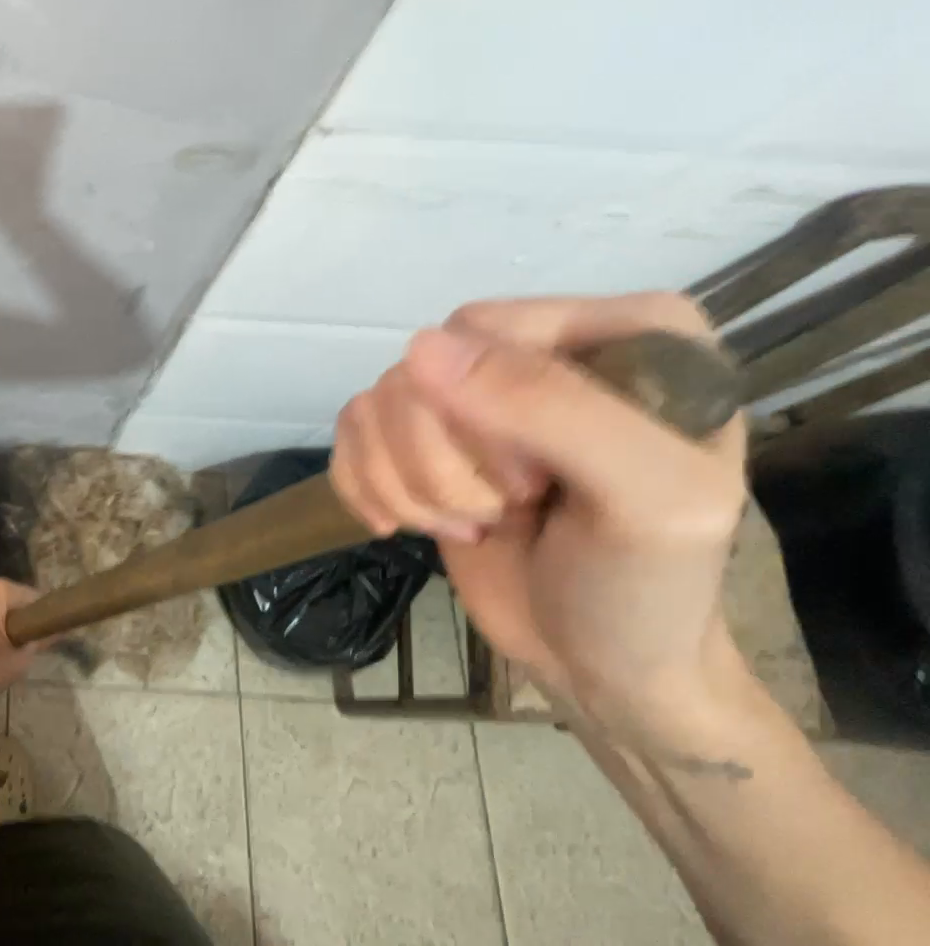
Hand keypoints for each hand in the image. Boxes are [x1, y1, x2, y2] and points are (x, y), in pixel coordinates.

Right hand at [331, 293, 748, 733]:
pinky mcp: (421, 441)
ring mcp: (473, 397)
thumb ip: (552, 409)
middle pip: (419, 369)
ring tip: (472, 526)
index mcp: (620, 331)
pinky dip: (367, 487)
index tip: (539, 482)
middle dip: (441, 460)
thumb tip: (415, 349)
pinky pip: (350, 430)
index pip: (482, 329)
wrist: (602, 667)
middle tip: (504, 512)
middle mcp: (540, 348)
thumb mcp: (646, 498)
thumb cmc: (646, 588)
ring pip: (377, 402)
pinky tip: (410, 524)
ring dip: (407, 483)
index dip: (487, 412)